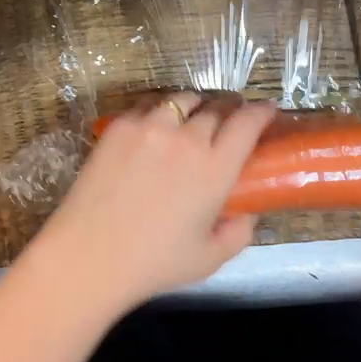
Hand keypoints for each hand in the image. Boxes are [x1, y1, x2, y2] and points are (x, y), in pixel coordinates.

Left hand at [21, 97, 275, 315]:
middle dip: (230, 108)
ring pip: (182, 99)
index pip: (247, 123)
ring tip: (194, 114)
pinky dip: (161, 108)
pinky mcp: (120, 125)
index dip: (262, 112)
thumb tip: (246, 211)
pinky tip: (159, 122)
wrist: (91, 253)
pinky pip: (148, 104)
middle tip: (231, 116)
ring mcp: (150, 126)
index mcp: (214, 169)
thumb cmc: (155, 262)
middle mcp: (186, 138)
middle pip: (216, 107)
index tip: (268, 110)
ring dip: (196, 104)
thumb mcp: (210, 258)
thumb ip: (238, 232)